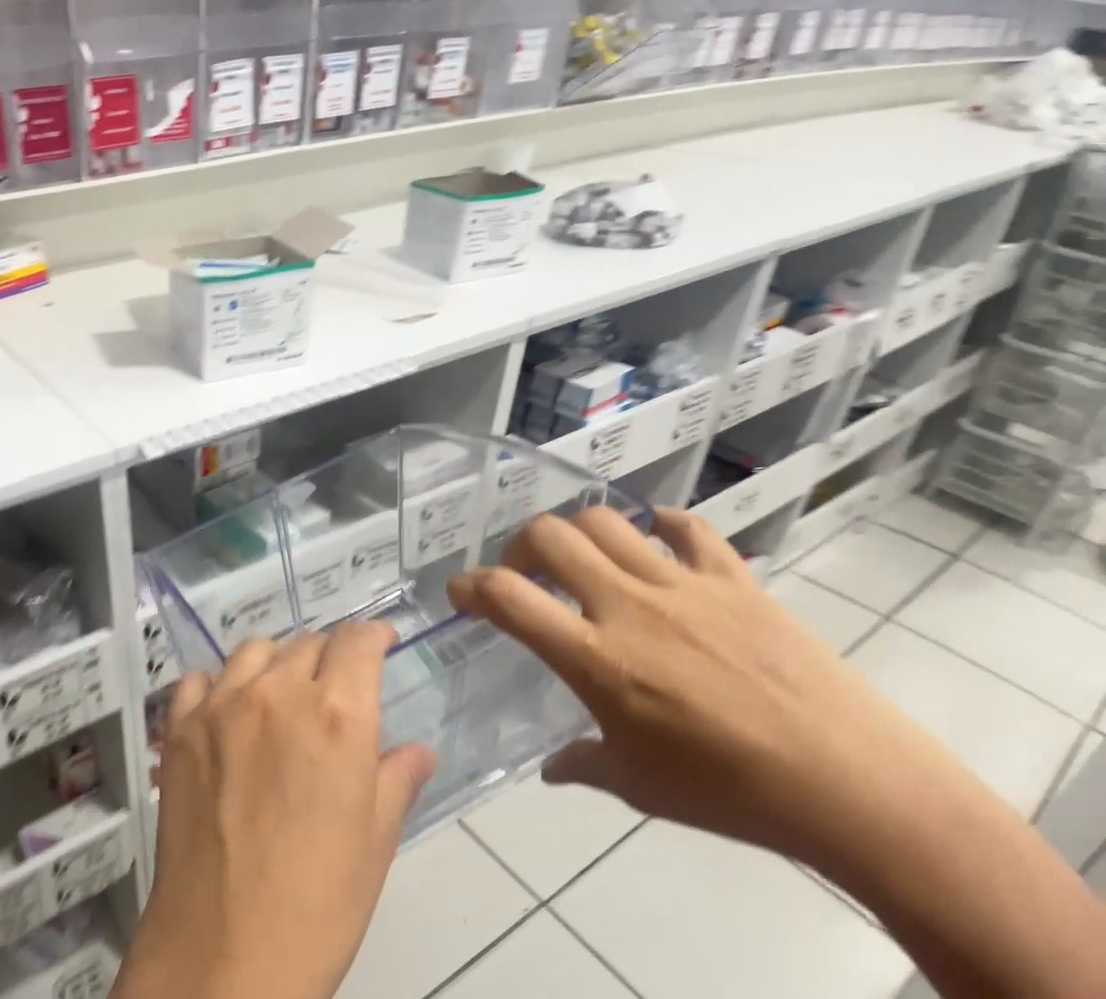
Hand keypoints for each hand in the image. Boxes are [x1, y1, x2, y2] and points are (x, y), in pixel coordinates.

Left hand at [112, 622, 437, 998]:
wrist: (225, 947)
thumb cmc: (319, 903)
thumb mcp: (375, 841)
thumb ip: (396, 779)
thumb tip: (417, 751)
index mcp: (338, 715)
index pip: (358, 642)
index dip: (375, 636)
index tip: (383, 643)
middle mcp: (276, 693)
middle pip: (307, 643)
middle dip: (330, 655)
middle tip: (337, 685)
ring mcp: (219, 707)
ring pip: (253, 651)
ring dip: (277, 662)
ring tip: (283, 694)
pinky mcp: (178, 729)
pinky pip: (198, 680)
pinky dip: (219, 684)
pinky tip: (228, 712)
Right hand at [446, 505, 961, 864]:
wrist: (853, 785)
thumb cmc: (731, 793)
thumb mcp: (639, 786)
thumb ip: (583, 764)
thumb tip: (553, 767)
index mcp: (596, 660)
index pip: (506, 598)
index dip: (469, 586)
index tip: (460, 593)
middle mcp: (629, 608)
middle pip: (549, 537)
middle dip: (518, 547)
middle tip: (523, 575)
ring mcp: (685, 586)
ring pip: (607, 521)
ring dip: (577, 531)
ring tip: (581, 559)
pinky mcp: (736, 580)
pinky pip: (687, 527)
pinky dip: (658, 525)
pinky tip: (653, 543)